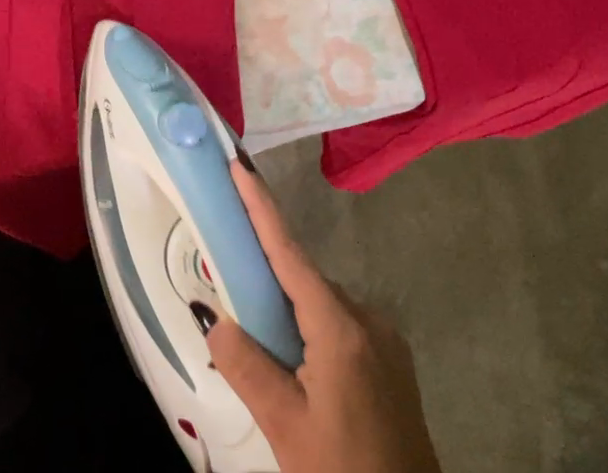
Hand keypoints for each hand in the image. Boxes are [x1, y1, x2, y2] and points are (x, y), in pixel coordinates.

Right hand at [205, 161, 440, 472]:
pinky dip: (308, 326)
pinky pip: (338, 325)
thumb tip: (215, 318)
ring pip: (320, 303)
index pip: (289, 254)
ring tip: (254, 334)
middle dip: (264, 267)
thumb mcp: (283, 423)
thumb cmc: (343, 467)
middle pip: (303, 278)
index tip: (239, 165)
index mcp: (340, 328)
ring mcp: (385, 340)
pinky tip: (292, 360)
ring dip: (286, 306)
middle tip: (223, 267)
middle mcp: (367, 320)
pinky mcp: (392, 362)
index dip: (261, 207)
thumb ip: (246, 365)